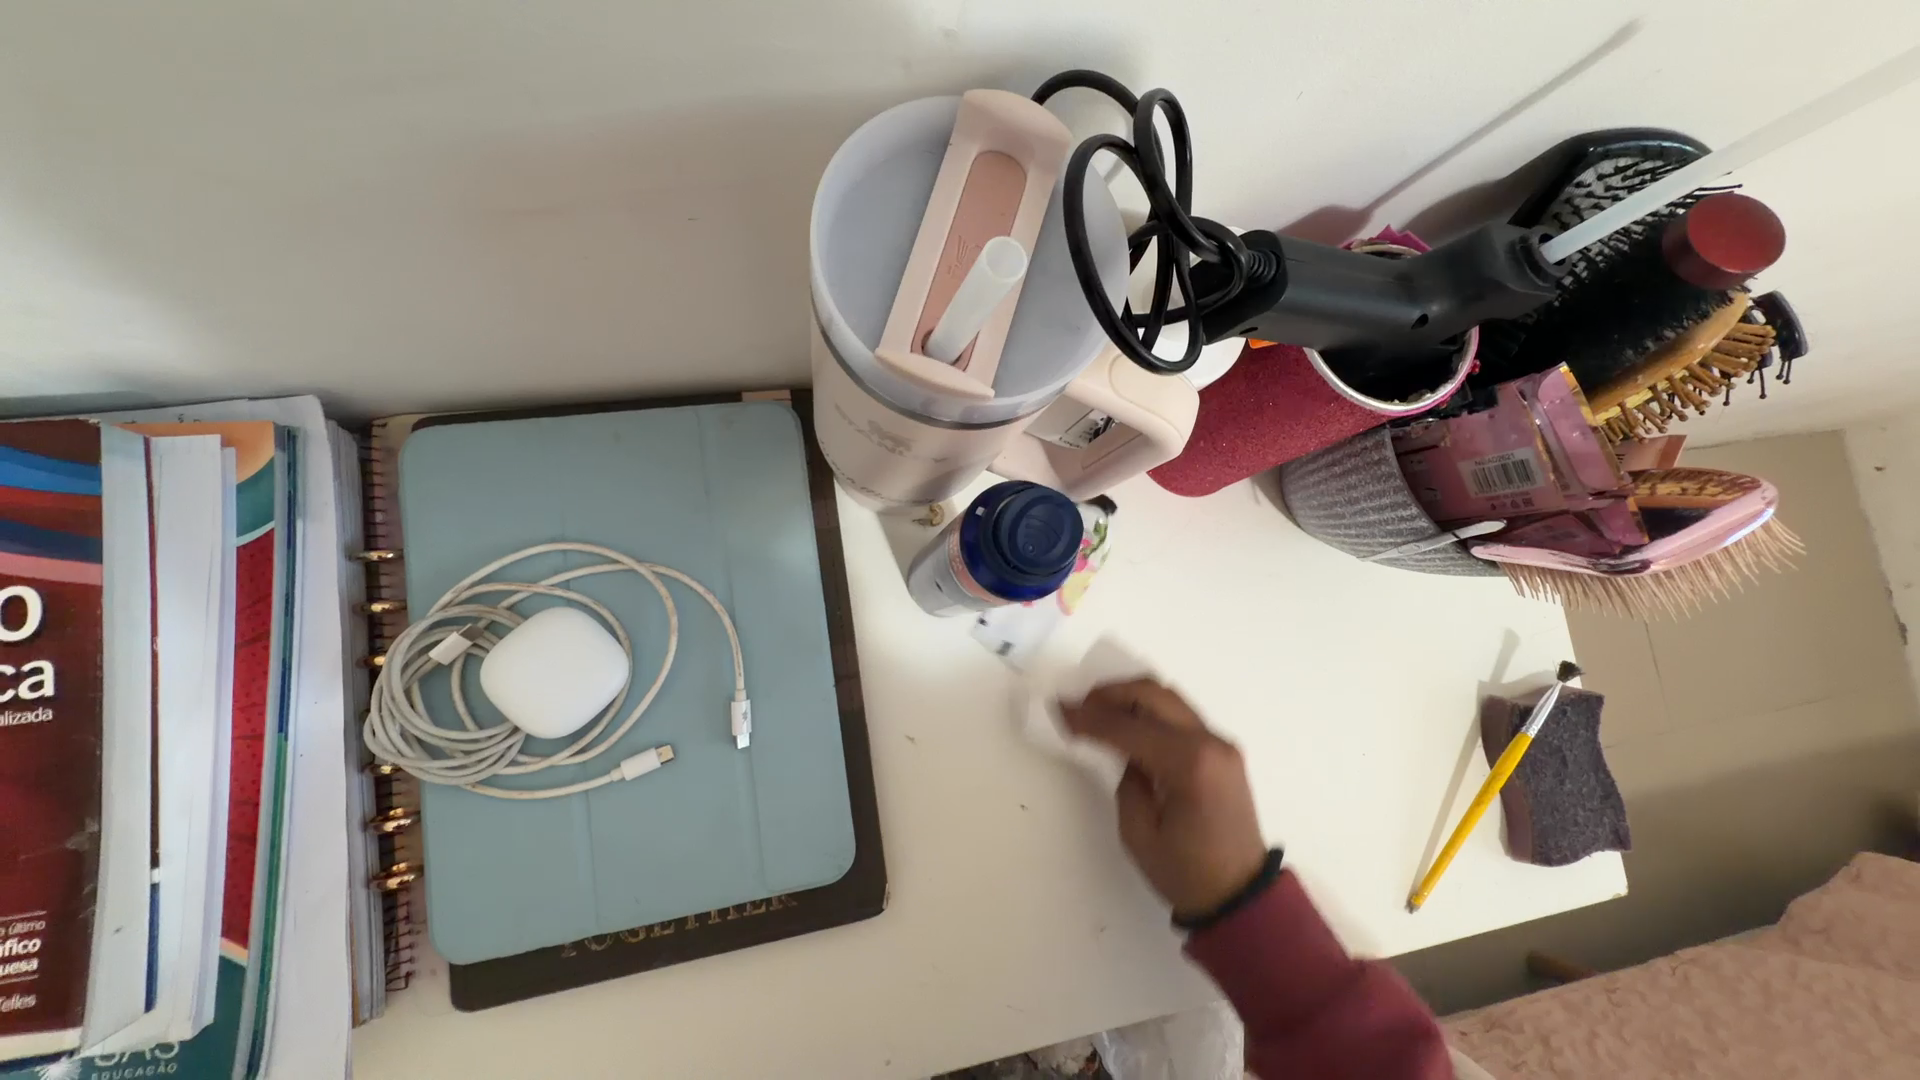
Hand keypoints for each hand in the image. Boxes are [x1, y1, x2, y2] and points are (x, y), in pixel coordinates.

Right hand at [1061, 679, 1267, 919]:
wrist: (1241, 896)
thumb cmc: (1186, 872)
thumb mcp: (1138, 831)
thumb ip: (1126, 779)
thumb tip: (1123, 751)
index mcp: (1189, 764)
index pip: (1128, 727)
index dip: (1089, 717)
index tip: (1059, 710)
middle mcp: (1209, 742)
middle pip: (1152, 694)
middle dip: (1109, 694)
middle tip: (1077, 705)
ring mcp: (1220, 742)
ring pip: (1168, 698)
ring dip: (1129, 697)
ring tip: (1097, 710)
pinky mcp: (1222, 750)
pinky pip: (1180, 716)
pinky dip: (1150, 711)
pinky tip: (1127, 724)